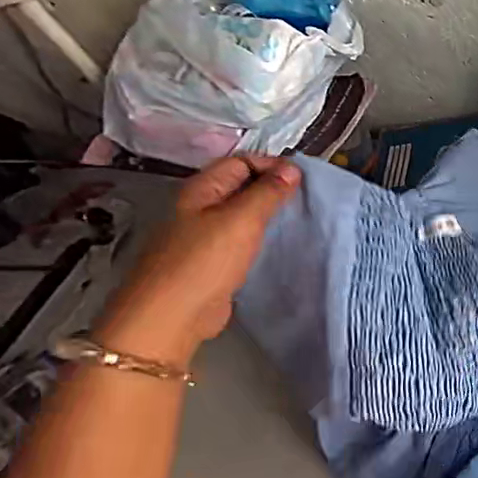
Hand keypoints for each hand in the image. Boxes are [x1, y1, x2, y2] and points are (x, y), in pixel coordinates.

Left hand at [93, 154, 299, 367]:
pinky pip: (241, 238)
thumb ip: (268, 192)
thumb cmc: (205, 262)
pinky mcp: (212, 261)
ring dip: (268, 213)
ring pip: (242, 213)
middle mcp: (199, 207)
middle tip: (305, 199)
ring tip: (297, 219)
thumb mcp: (242, 220)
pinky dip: (261, 236)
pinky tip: (277, 245)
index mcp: (201, 190)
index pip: (239, 162)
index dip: (270, 165)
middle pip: (240, 186)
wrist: (172, 316)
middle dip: (272, 187)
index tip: (303, 180)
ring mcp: (204, 235)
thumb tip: (292, 169)